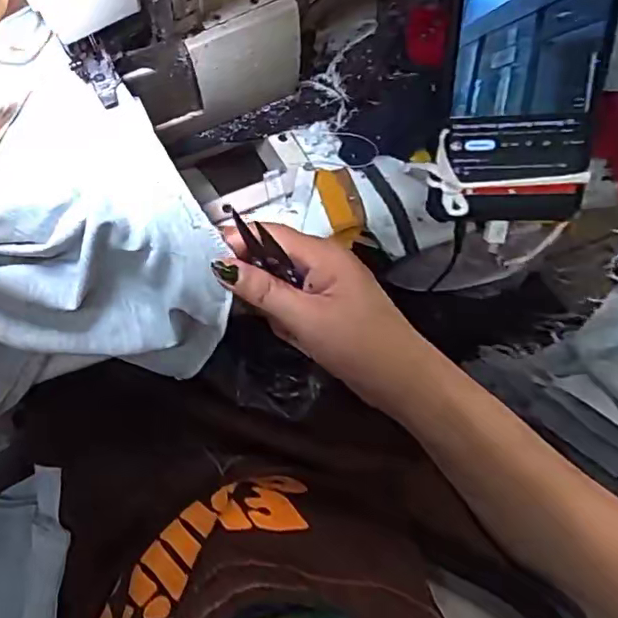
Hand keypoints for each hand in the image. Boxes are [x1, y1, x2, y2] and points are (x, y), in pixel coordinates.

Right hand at [213, 224, 447, 410]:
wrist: (409, 385)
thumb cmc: (358, 346)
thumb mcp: (302, 318)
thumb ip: (260, 289)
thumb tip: (221, 265)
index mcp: (321, 253)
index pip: (267, 232)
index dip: (236, 241)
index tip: (209, 261)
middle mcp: (323, 259)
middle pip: (270, 254)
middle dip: (254, 277)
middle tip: (246, 303)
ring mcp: (327, 281)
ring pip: (279, 278)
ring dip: (270, 299)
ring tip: (278, 324)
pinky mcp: (329, 302)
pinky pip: (292, 296)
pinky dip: (284, 312)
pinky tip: (291, 332)